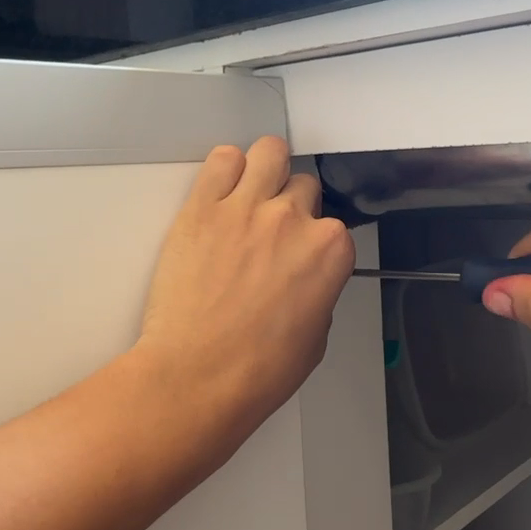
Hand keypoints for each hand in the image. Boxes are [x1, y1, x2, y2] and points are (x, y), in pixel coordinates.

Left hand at [137, 136, 355, 422]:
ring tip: (250, 194)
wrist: (197, 377)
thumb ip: (319, 292)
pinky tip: (221, 190)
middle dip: (291, 205)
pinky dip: (225, 167)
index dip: (314, 241)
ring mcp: (246, 207)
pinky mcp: (201, 208)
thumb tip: (304, 279)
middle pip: (303, 186)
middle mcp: (294, 219)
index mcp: (331, 251)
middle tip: (270, 233)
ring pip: (269, 152)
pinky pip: (221, 159)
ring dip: (266, 169)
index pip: (333, 224)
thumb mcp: (316, 336)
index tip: (298, 256)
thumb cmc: (258, 371)